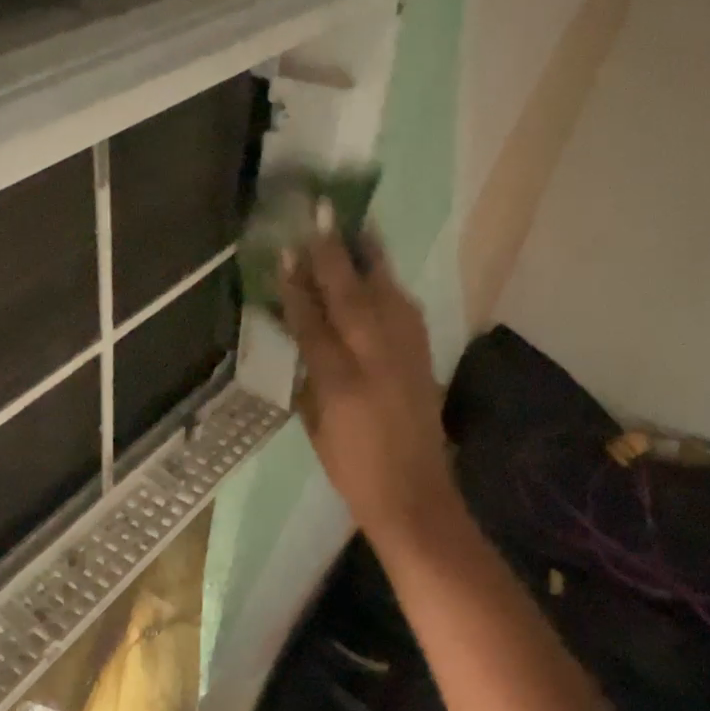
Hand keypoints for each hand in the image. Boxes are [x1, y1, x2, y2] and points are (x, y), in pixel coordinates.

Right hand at [277, 223, 459, 548]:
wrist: (414, 495)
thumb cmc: (351, 469)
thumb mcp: (316, 426)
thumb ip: (309, 378)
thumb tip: (303, 337)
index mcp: (339, 383)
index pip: (313, 323)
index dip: (297, 287)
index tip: (284, 252)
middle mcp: (375, 361)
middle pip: (352, 297)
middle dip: (334, 255)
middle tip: (322, 215)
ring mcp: (406, 357)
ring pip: (386, 296)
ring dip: (370, 260)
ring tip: (357, 227)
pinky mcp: (425, 360)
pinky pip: (406, 312)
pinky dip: (391, 288)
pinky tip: (383, 274)